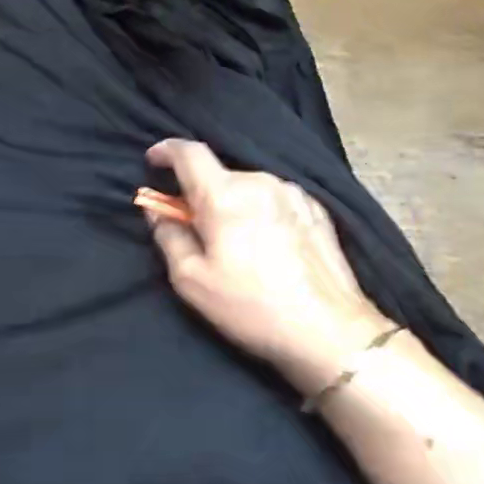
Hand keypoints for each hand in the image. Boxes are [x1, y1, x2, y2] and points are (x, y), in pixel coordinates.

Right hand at [145, 139, 392, 394]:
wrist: (329, 332)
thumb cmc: (252, 307)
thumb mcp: (192, 281)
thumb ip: (169, 236)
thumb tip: (157, 210)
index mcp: (225, 194)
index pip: (189, 153)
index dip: (166, 151)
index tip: (154, 160)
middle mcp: (260, 181)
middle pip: (219, 175)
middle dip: (202, 194)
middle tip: (199, 230)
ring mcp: (293, 193)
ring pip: (249, 187)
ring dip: (234, 204)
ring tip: (238, 245)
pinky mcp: (317, 209)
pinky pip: (275, 199)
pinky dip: (262, 212)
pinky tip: (268, 246)